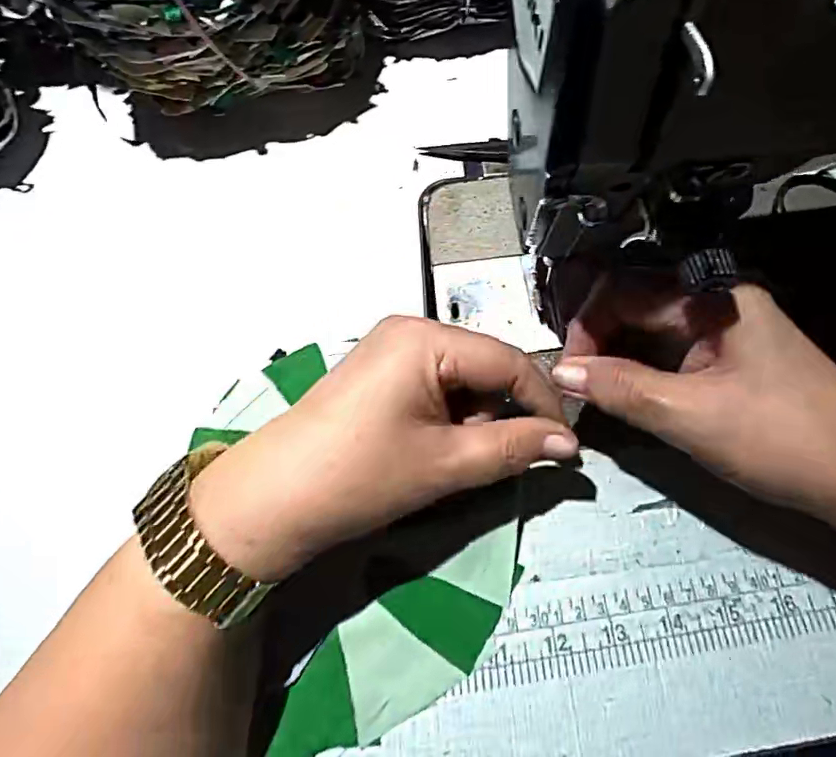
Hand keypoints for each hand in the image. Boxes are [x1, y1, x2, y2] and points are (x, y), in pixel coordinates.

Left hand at [188, 317, 576, 581]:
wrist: (265, 506)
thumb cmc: (357, 478)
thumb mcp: (445, 465)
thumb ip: (514, 447)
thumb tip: (569, 444)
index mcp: (426, 338)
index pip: (509, 360)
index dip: (542, 401)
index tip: (564, 442)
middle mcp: (412, 328)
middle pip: (487, 365)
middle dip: (502, 411)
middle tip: (496, 457)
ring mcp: (394, 345)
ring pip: (466, 375)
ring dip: (476, 416)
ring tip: (451, 457)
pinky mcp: (383, 367)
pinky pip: (440, 381)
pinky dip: (452, 413)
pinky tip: (434, 445)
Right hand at [552, 274, 835, 556]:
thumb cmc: (782, 436)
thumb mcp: (693, 416)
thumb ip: (623, 389)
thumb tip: (562, 372)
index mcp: (713, 294)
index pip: (627, 289)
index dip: (587, 325)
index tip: (564, 371)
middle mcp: (718, 299)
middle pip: (640, 304)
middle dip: (600, 339)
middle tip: (571, 384)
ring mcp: (728, 328)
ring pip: (656, 329)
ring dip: (620, 356)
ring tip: (590, 391)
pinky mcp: (733, 357)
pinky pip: (677, 351)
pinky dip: (647, 369)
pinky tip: (626, 393)